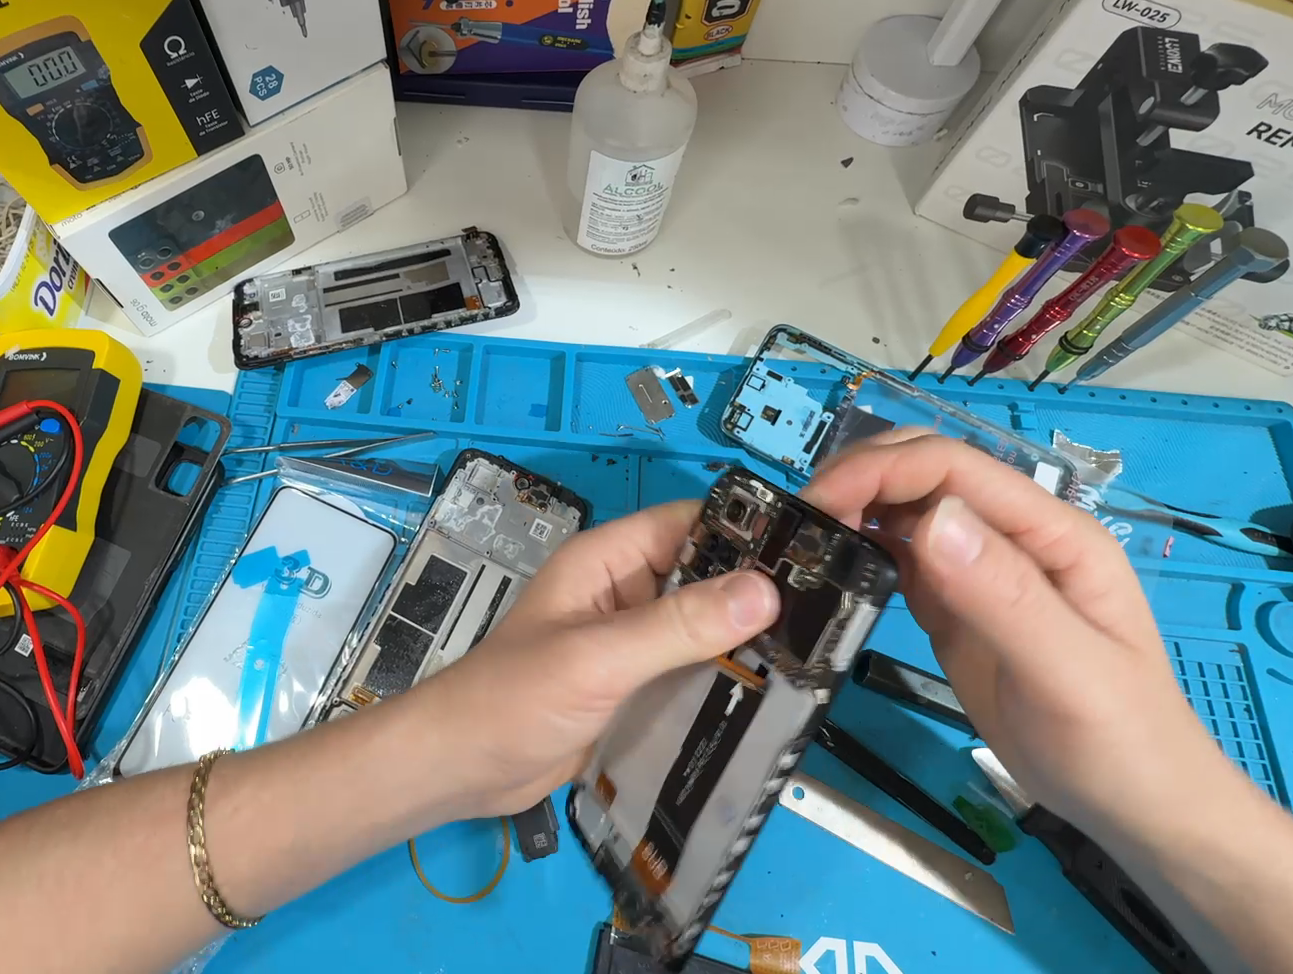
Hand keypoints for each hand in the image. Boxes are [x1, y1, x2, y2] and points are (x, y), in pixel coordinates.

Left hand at [407, 501, 779, 818]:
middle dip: (752, 592)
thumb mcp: (598, 656)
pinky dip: (719, 675)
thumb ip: (677, 626)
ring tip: (813, 657)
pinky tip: (766, 696)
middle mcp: (619, 591)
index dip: (743, 533)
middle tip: (828, 616)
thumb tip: (764, 589)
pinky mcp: (630, 683)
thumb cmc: (516, 696)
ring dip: (741, 638)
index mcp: (604, 561)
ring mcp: (626, 639)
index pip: (685, 525)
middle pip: (699, 576)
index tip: (811, 556)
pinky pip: (684, 667)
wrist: (465, 767)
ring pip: (697, 625)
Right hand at [798, 431, 1248, 842]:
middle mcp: (1009, 532)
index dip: (879, 470)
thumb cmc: (1119, 741)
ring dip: (851, 503)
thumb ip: (1002, 594)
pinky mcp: (947, 595)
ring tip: (804, 536)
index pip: (952, 466)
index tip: (818, 503)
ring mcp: (975, 563)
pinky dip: (857, 542)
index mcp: (1049, 531)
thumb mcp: (1069, 672)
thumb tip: (930, 517)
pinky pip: (895, 549)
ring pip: (901, 502)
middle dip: (858, 475)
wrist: (1133, 804)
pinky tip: (829, 561)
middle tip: (802, 517)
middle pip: (922, 468)